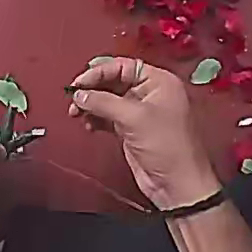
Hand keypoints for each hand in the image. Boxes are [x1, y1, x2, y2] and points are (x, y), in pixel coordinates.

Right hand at [68, 58, 219, 210]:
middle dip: (92, 89)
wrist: (177, 184)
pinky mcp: (131, 129)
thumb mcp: (135, 118)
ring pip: (108, 100)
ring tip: (76, 113)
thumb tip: (79, 94)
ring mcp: (140, 112)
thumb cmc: (168, 146)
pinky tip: (88, 124)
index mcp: (158, 82)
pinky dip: (96, 119)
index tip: (79, 82)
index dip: (99, 72)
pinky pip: (108, 117)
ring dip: (91, 105)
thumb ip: (104, 102)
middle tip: (74, 97)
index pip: (123, 66)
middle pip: (113, 81)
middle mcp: (149, 93)